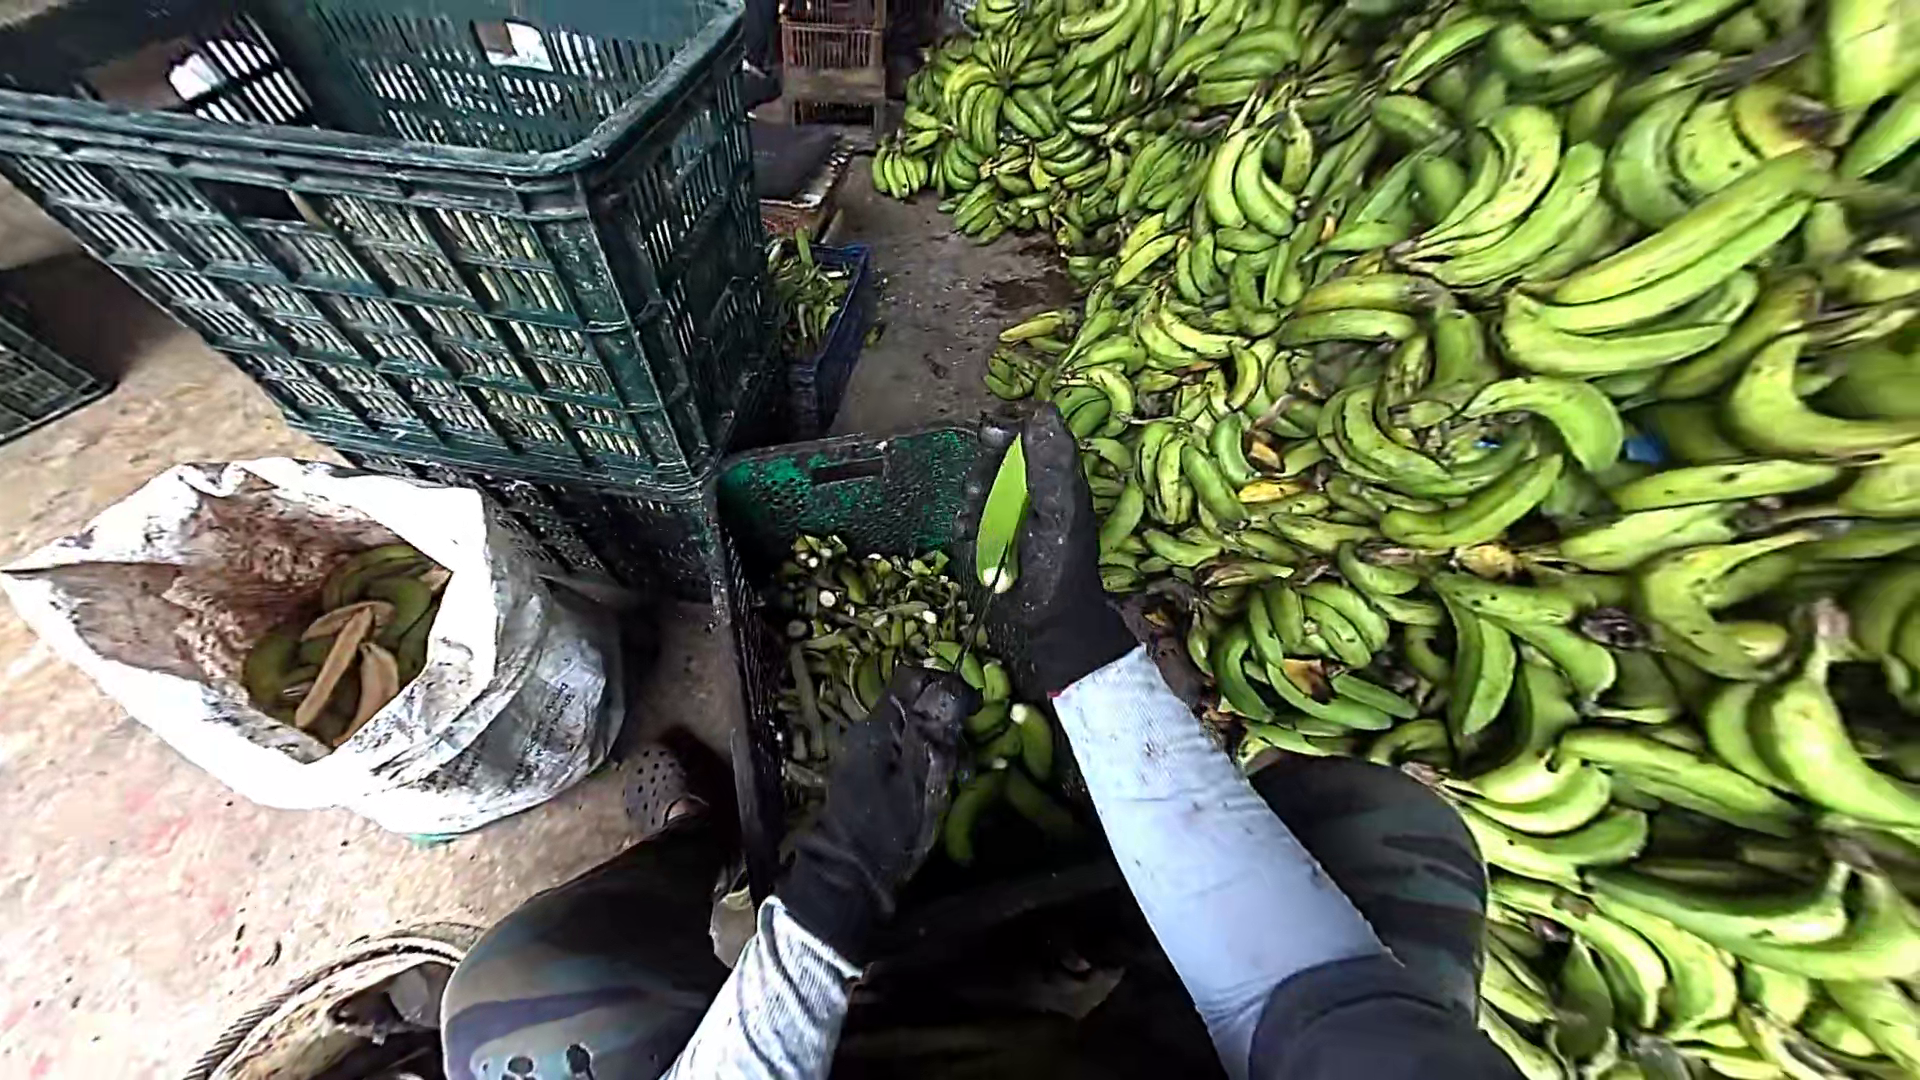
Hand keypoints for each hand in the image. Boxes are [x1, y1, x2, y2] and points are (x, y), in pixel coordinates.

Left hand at [777, 666, 972, 962]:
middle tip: (970, 743)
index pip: (913, 677)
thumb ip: (934, 730)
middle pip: (912, 699)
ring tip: (961, 766)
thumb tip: (952, 685)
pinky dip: (925, 754)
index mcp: (880, 724)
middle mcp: (869, 729)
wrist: (846, 878)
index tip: (972, 707)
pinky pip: (902, 746)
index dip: (946, 683)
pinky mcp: (867, 771)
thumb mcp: (920, 778)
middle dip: (945, 713)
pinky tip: (939, 779)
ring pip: (910, 724)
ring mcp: (866, 750)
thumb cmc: (888, 828)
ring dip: (938, 736)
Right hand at [957, 406, 1136, 695]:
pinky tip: (970, 532)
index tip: (993, 432)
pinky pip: (964, 515)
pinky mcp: (981, 535)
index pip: (1029, 435)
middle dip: (985, 464)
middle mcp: (1027, 488)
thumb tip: (1041, 411)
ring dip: (974, 493)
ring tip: (979, 511)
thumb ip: (1050, 463)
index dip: (1010, 429)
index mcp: (1054, 476)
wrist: (1044, 618)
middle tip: (984, 480)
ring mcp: (1003, 511)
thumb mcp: (1060, 509)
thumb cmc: (1061, 562)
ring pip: (976, 483)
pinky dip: (963, 520)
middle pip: (997, 456)